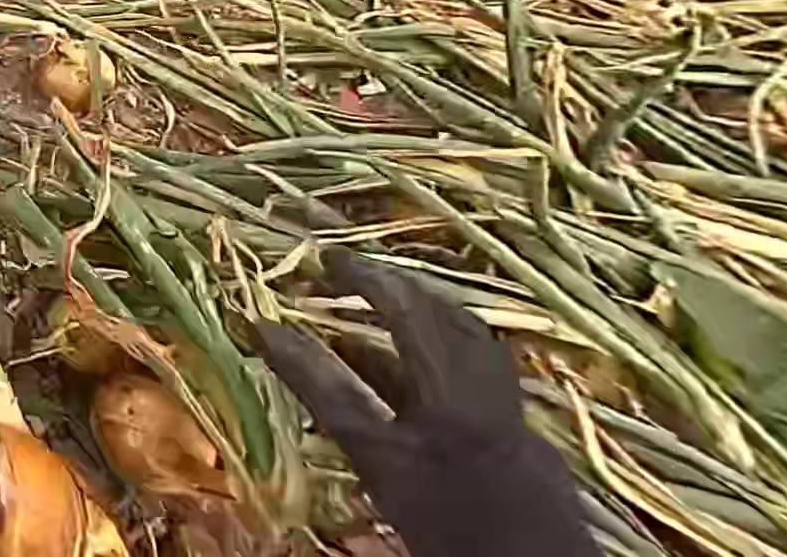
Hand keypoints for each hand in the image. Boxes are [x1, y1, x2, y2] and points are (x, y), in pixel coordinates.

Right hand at [255, 249, 599, 556]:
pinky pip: (470, 382)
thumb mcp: (371, 457)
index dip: (361, 279)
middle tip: (347, 277)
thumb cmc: (443, 528)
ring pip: (467, 349)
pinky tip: (392, 378)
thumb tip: (262, 328)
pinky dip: (426, 363)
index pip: (405, 314)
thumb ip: (320, 389)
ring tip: (361, 317)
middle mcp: (495, 400)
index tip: (320, 259)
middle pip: (451, 321)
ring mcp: (518, 426)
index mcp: (457, 397)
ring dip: (415, 322)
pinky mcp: (524, 450)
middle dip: (398, 289)